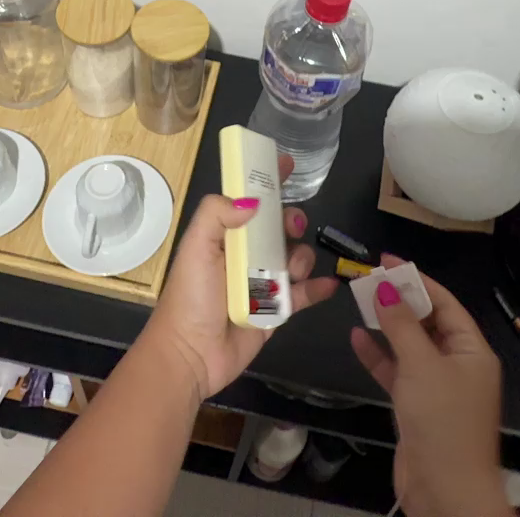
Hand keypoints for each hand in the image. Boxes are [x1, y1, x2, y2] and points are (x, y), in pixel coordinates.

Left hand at [137, 155, 338, 400]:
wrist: (190, 355)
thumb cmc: (190, 297)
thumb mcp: (196, 246)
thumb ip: (218, 213)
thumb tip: (253, 200)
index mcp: (226, 234)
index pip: (250, 199)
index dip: (268, 179)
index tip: (287, 164)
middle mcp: (246, 253)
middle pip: (280, 225)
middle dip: (292, 219)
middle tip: (291, 227)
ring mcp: (263, 281)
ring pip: (295, 256)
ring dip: (301, 256)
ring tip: (290, 271)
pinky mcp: (277, 310)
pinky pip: (304, 294)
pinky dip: (318, 288)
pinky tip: (329, 284)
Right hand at [351, 256, 510, 516]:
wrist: (445, 492)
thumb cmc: (442, 420)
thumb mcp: (422, 365)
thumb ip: (401, 325)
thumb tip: (385, 289)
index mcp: (472, 350)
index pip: (444, 302)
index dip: (416, 280)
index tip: (387, 261)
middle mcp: (458, 364)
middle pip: (427, 321)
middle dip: (399, 300)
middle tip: (369, 278)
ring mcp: (437, 387)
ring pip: (410, 345)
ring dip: (387, 325)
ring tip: (360, 300)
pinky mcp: (417, 407)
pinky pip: (397, 371)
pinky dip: (378, 356)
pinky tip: (357, 337)